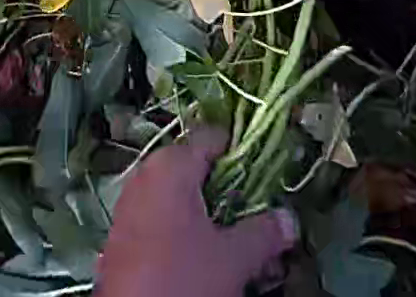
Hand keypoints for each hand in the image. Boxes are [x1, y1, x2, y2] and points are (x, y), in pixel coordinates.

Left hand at [96, 127, 298, 296]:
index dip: (242, 152)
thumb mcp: (231, 259)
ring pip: (181, 194)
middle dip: (230, 192)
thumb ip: (263, 233)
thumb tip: (289, 218)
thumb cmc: (182, 279)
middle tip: (258, 217)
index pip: (213, 137)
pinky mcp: (125, 229)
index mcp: (172, 163)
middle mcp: (148, 171)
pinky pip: (163, 214)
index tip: (267, 175)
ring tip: (238, 243)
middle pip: (198, 167)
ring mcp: (133, 199)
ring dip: (210, 214)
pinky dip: (186, 227)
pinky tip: (206, 255)